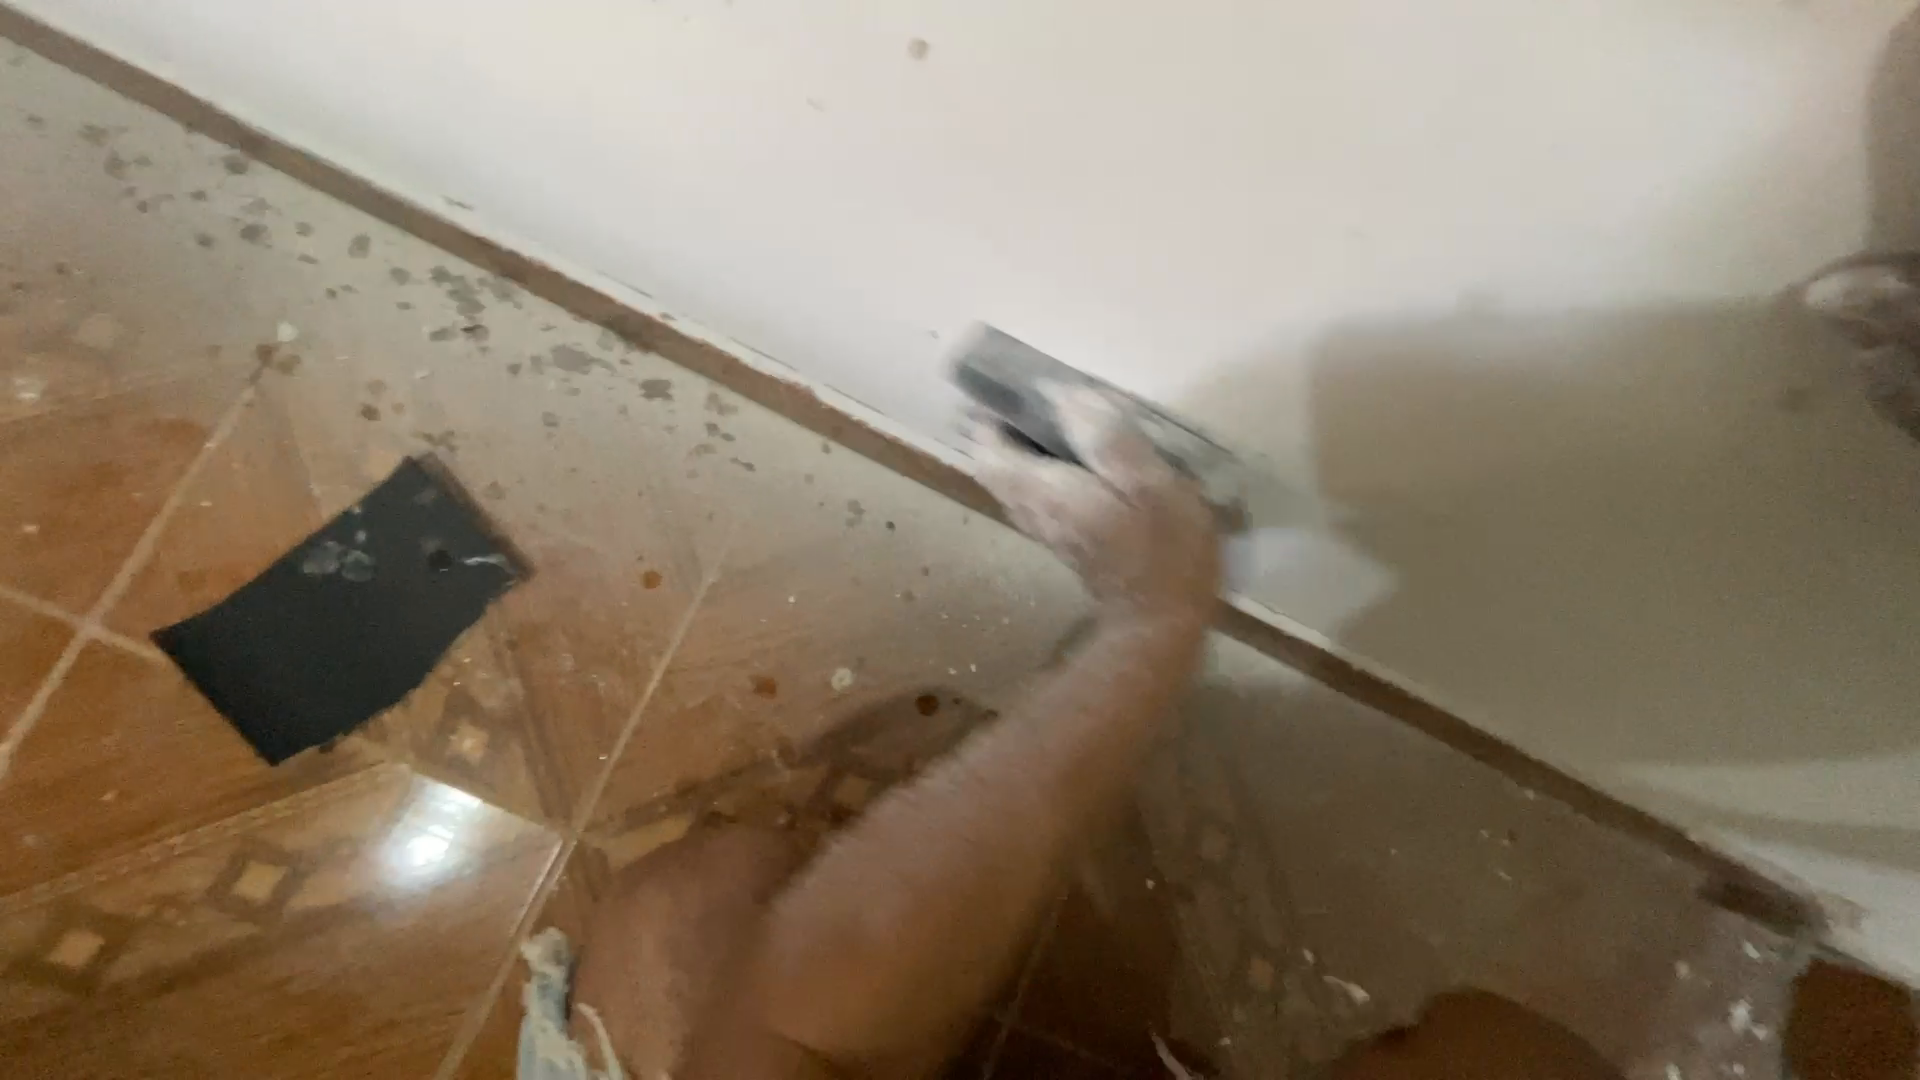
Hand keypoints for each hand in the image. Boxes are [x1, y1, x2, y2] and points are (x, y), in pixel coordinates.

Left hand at [966, 384, 1220, 624]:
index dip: (986, 417)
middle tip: (1023, 395)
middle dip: (996, 429)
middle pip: (992, 465)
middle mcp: (1032, 509)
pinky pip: (1033, 492)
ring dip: (1015, 448)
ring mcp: (1045, 527)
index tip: (1003, 386)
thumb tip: (1063, 394)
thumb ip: (1105, 437)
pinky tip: (1068, 453)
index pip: (987, 451)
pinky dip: (1037, 467)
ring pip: (1011, 480)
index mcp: (1045, 491)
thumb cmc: (1163, 548)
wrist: (1161, 618)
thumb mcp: (1149, 482)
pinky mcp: (1064, 536)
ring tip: (1042, 415)